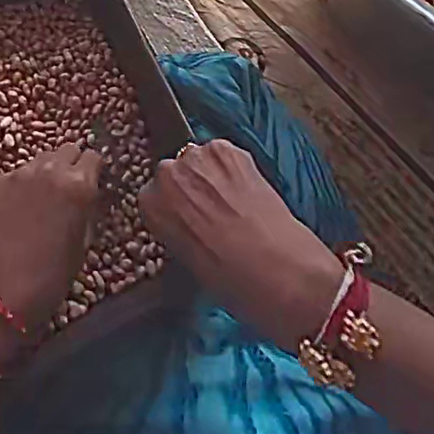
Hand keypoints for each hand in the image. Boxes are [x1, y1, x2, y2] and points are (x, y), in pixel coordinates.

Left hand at [0, 144, 102, 334]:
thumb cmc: (52, 276)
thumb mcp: (84, 242)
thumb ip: (90, 208)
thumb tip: (93, 195)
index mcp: (79, 184)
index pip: (94, 157)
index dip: (96, 170)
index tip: (95, 183)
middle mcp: (51, 169)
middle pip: (69, 149)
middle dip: (74, 164)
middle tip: (72, 188)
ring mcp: (22, 173)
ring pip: (44, 157)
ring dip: (51, 169)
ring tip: (48, 196)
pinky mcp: (0, 181)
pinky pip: (22, 172)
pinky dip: (29, 181)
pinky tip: (26, 205)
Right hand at [139, 140, 343, 348]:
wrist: (283, 273)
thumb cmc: (233, 283)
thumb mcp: (190, 262)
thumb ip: (178, 229)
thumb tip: (187, 219)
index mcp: (151, 205)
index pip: (152, 196)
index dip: (173, 208)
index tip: (188, 219)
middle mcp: (169, 174)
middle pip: (173, 171)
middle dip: (189, 187)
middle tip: (213, 210)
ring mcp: (199, 157)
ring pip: (199, 159)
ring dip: (211, 174)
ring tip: (233, 200)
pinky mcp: (231, 150)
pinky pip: (223, 154)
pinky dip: (232, 168)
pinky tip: (247, 190)